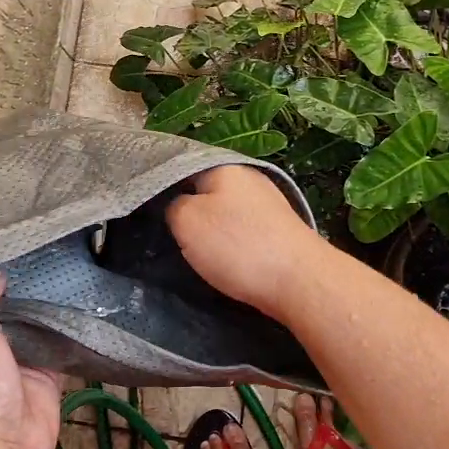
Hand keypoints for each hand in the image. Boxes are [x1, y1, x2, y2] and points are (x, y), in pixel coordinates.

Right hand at [165, 165, 330, 317]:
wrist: (301, 282)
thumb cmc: (238, 246)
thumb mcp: (186, 221)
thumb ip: (172, 205)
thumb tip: (175, 203)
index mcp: (224, 166)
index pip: (181, 166)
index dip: (162, 186)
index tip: (148, 209)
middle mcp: (248, 176)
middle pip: (205, 189)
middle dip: (187, 208)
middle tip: (169, 233)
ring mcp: (267, 202)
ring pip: (224, 209)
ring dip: (210, 227)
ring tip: (193, 249)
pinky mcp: (279, 228)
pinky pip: (243, 227)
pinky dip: (231, 240)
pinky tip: (225, 257)